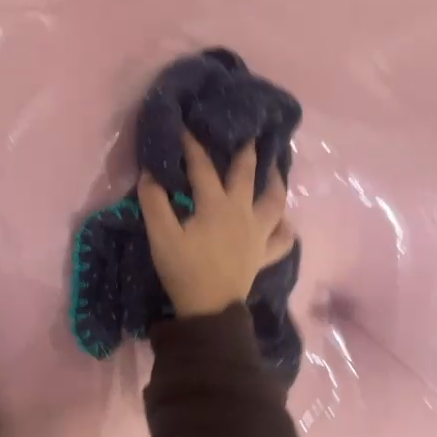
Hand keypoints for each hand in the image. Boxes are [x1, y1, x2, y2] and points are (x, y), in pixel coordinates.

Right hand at [137, 133, 295, 317]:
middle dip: (247, 154)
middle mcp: (243, 213)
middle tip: (250, 136)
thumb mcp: (160, 234)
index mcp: (217, 205)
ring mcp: (258, 234)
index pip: (203, 168)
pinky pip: (282, 239)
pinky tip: (284, 222)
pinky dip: (285, 228)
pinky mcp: (263, 254)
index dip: (193, 146)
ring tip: (275, 170)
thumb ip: (154, 201)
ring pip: (275, 202)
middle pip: (248, 176)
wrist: (209, 308)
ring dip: (276, 183)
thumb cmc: (183, 268)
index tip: (185, 127)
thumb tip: (150, 173)